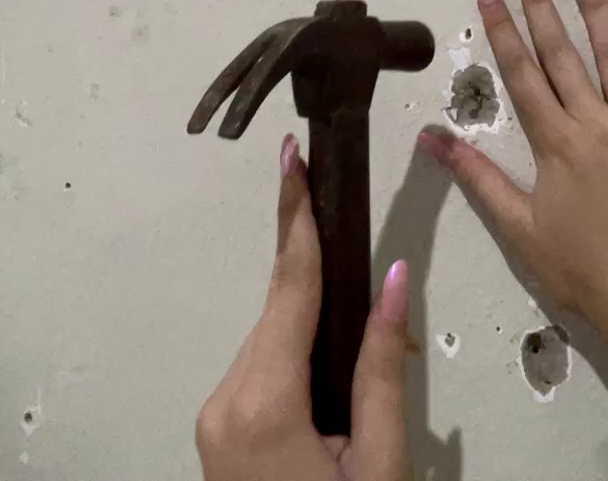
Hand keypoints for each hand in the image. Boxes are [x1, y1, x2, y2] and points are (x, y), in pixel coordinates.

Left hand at [196, 134, 412, 480]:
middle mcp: (225, 397)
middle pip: (282, 311)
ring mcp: (214, 416)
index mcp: (262, 400)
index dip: (293, 215)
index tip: (290, 157)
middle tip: (375, 302)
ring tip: (360, 385)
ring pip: (274, 339)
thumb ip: (383, 364)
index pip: (289, 284)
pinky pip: (264, 367)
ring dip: (316, 333)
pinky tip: (330, 393)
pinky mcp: (218, 429)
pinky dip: (299, 359)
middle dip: (325, 289)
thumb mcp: (380, 463)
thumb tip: (394, 278)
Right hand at [418, 0, 607, 346]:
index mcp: (554, 142)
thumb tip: (432, 137)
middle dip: (538, 0)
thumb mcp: (519, 230)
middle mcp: (594, 122)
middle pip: (560, 51)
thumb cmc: (582, 270)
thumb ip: (477, 178)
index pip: (520, 71)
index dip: (500, 24)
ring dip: (595, 8)